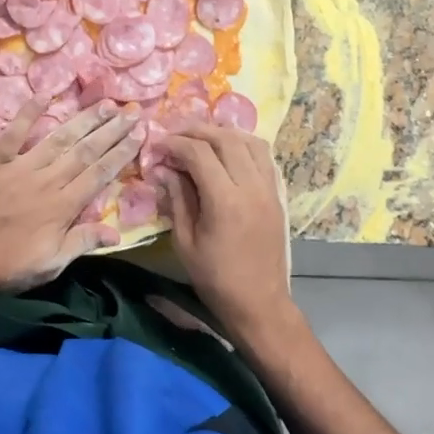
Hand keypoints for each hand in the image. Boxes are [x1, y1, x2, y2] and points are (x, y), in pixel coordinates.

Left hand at [0, 100, 143, 304]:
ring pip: (58, 138)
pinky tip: (45, 95)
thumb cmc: (5, 268)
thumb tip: (116, 233)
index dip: (121, 153)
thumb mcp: (50, 265)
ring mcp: (18, 168)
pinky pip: (13, 133)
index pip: (100, 174)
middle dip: (110, 130)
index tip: (139, 133)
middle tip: (130, 110)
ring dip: (83, 120)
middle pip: (85, 151)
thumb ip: (82, 243)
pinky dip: (28, 112)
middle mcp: (45, 181)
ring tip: (104, 103)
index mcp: (62, 207)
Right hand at [158, 124, 296, 335]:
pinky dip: (243, 145)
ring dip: (222, 133)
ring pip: (249, 142)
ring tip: (199, 138)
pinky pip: (263, 156)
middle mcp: (251, 187)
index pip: (199, 153)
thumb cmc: (215, 278)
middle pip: (226, 139)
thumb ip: (177, 200)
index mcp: (225, 201)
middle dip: (196, 131)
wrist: (258, 302)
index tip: (156, 146)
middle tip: (174, 134)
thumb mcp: (185, 242)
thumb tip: (165, 170)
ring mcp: (269, 189)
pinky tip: (225, 151)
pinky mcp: (276, 194)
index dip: (174, 144)